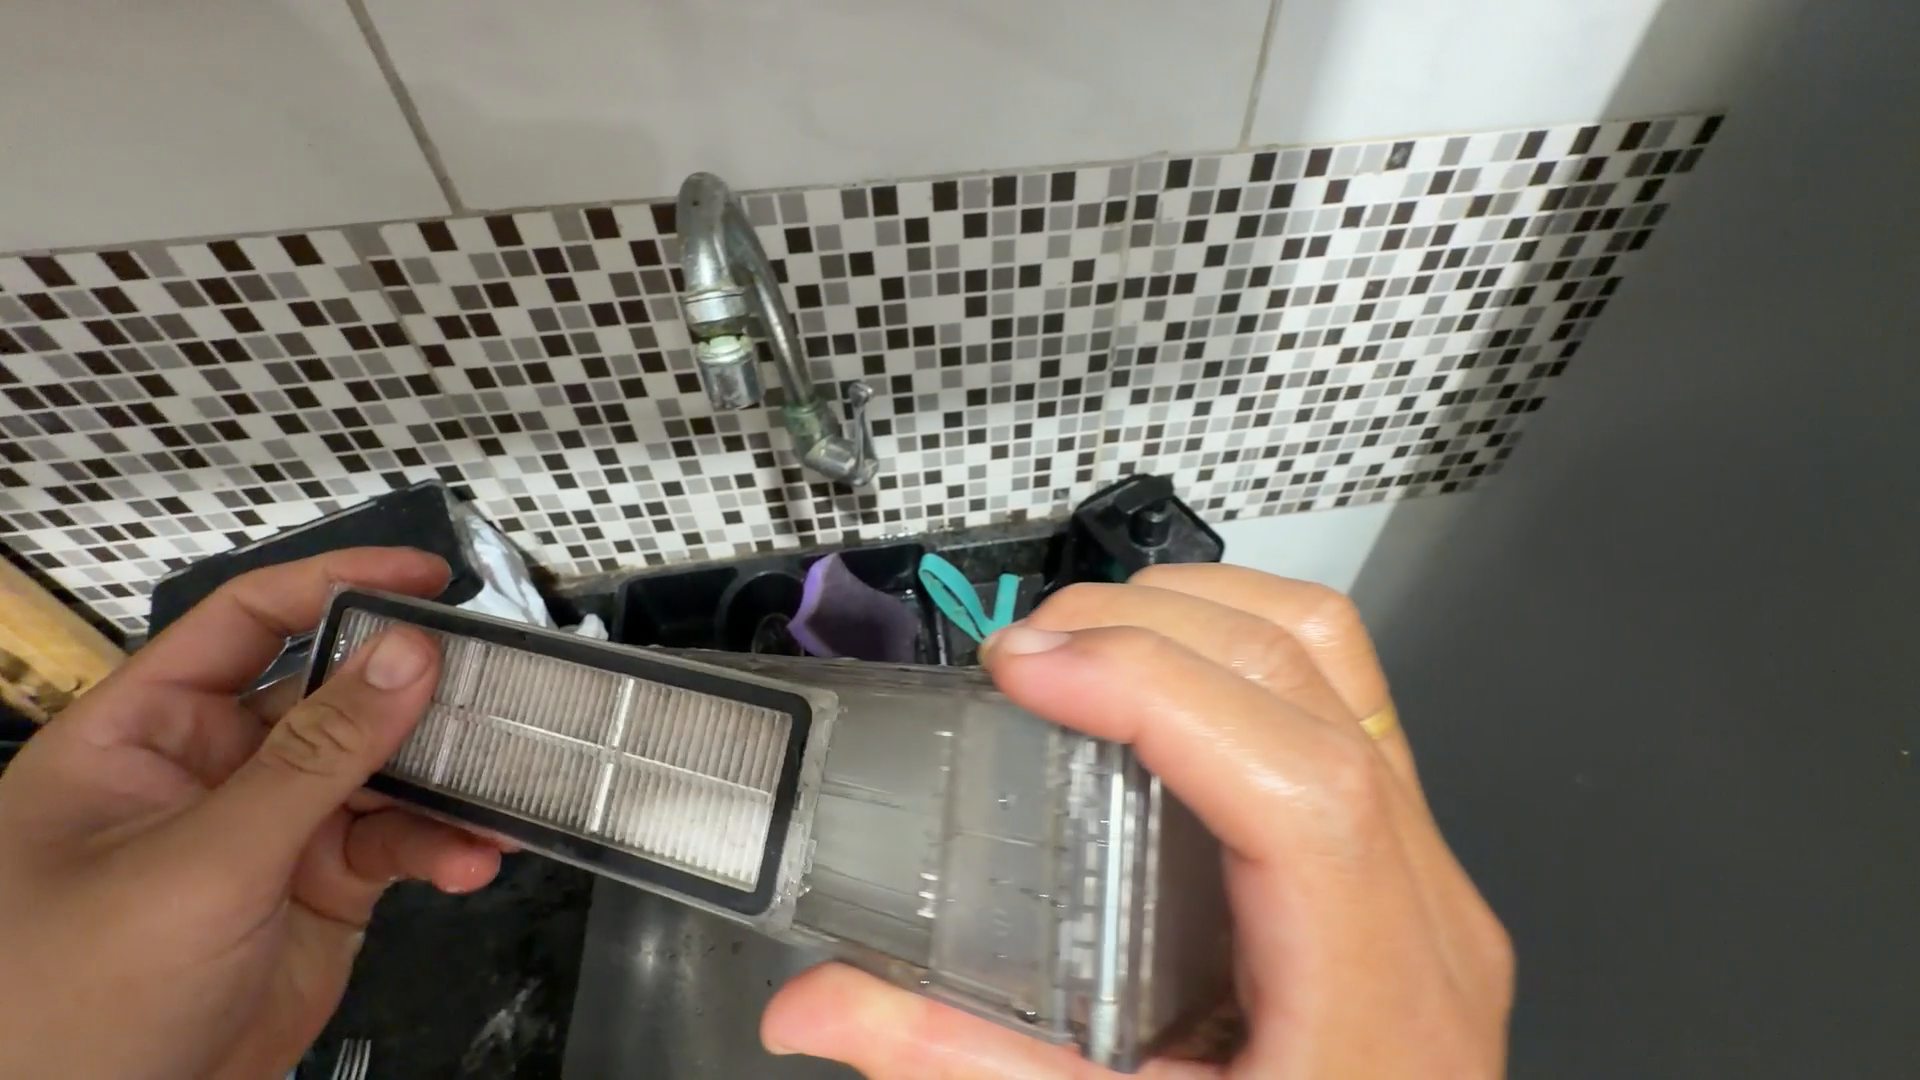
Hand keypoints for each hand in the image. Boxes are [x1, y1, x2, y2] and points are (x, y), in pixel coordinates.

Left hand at [0, 548, 504, 1079]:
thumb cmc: (80, 999)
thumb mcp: (206, 864)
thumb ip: (321, 753)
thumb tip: (414, 646)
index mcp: (148, 737)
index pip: (244, 625)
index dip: (337, 584)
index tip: (431, 577)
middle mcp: (220, 768)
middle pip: (341, 698)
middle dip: (418, 702)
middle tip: (495, 694)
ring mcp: (280, 824)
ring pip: (388, 772)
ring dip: (447, 791)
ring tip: (496, 808)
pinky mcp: (329, 878)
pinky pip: (403, 839)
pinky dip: (443, 848)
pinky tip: (472, 864)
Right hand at [763, 565, 1512, 1077]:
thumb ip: (962, 1064)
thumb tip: (821, 1004)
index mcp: (1367, 986)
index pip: (1294, 781)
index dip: (1153, 690)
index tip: (1028, 668)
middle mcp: (1412, 895)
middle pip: (1302, 678)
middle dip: (1141, 626)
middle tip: (1026, 650)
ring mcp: (1411, 847)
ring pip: (1325, 647)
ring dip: (1192, 604)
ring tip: (1082, 630)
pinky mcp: (1386, 827)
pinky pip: (1330, 670)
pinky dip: (1231, 623)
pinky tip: (1159, 647)